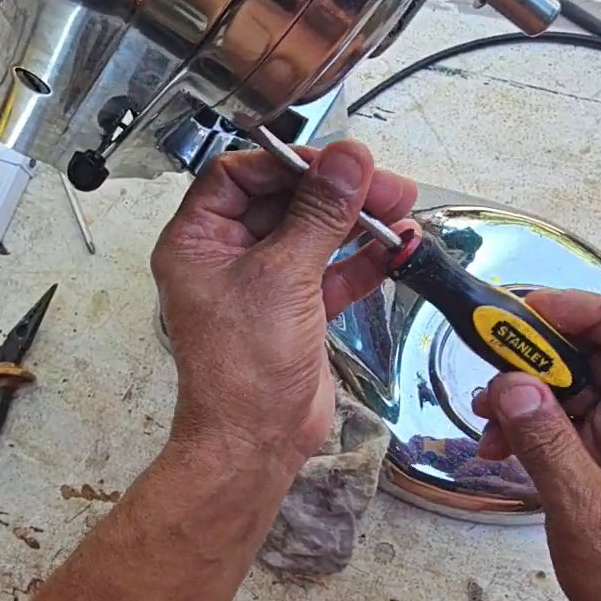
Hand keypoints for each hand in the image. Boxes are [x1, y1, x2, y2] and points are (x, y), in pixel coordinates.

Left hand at [152, 141, 415, 461]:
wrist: (256, 440)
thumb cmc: (243, 365)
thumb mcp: (282, 276)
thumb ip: (318, 215)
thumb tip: (347, 160)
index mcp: (197, 241)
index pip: (237, 176)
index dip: (285, 164)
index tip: (333, 162)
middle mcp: (225, 256)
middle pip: (282, 202)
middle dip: (334, 192)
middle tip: (385, 185)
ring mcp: (262, 282)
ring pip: (311, 234)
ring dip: (356, 221)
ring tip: (403, 208)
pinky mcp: (295, 308)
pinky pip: (330, 271)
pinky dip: (362, 259)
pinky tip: (398, 246)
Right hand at [472, 291, 600, 600]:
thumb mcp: (588, 517)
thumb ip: (548, 446)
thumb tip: (511, 384)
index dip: (588, 313)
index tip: (528, 309)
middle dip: (541, 352)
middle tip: (486, 351)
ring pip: (576, 386)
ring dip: (526, 391)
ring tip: (484, 412)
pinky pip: (564, 421)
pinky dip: (527, 424)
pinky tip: (497, 445)